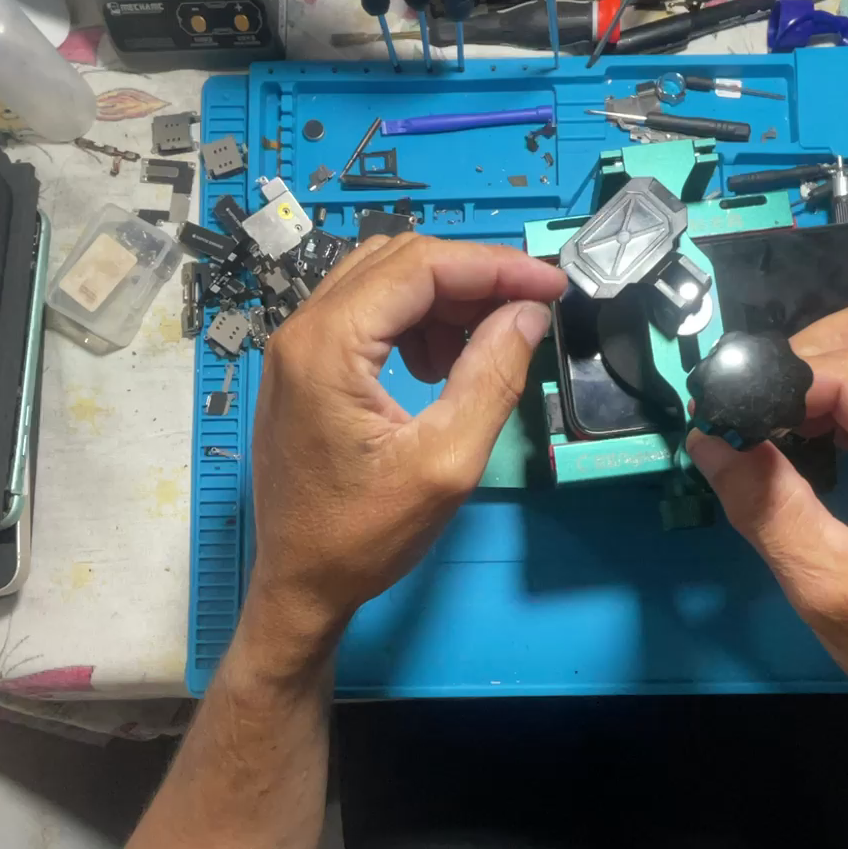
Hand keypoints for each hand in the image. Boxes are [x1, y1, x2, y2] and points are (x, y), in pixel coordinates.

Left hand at [248, 234, 566, 636]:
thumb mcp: (447, 463)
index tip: (551, 287)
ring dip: (443, 302)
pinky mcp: (303, 370)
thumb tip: (528, 314)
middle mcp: (302, 330)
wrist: (301, 584)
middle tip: (526, 312)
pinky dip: (413, 325)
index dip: (495, 266)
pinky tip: (437, 368)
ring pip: (382, 285)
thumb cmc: (367, 535)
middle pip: (399, 263)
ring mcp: (296, 349)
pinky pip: (365, 318)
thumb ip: (491, 378)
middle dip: (472, 279)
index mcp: (328, 345)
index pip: (420, 267)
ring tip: (481, 350)